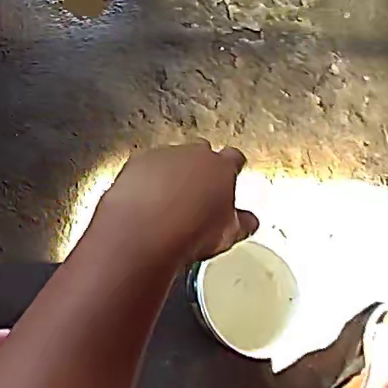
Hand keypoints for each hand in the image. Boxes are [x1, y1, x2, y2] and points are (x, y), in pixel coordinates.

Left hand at [90, 141, 258, 262]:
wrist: (145, 230)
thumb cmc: (189, 232)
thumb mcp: (228, 234)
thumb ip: (242, 222)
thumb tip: (249, 222)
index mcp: (221, 167)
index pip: (234, 158)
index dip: (233, 167)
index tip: (232, 174)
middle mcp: (193, 154)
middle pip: (202, 153)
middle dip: (201, 169)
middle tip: (199, 194)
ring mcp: (164, 155)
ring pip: (172, 158)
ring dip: (172, 174)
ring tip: (169, 203)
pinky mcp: (138, 162)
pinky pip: (146, 167)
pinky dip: (148, 180)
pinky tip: (147, 202)